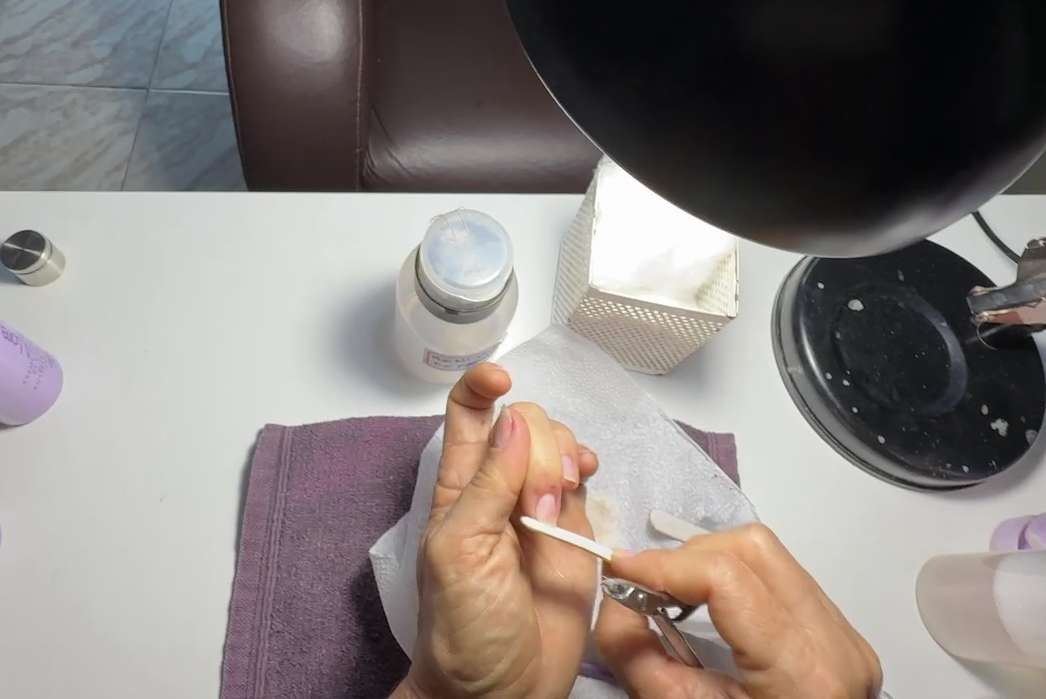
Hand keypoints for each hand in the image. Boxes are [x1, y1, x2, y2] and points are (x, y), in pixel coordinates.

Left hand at [395, 363, 601, 698]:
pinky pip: (581, 472)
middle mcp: (499, 482)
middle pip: (522, 420)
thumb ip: (486, 486)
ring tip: (556, 507)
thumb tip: (511, 417)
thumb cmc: (463, 629)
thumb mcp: (459, 553)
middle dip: (536, 449)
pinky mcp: (571, 523)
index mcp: (461, 483)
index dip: (480, 385)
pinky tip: (585, 475)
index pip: (467, 412)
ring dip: (562, 459)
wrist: (503, 693)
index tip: (500, 378)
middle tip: (536, 509)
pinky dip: (586, 463)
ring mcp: (536, 500)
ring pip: (555, 440)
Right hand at [595, 525, 880, 698]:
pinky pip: (782, 572)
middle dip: (689, 556)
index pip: (726, 579)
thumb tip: (611, 595)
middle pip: (751, 548)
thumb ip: (636, 656)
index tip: (620, 569)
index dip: (665, 565)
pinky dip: (736, 572)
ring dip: (711, 559)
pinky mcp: (842, 630)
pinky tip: (713, 603)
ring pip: (767, 551)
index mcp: (804, 675)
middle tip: (649, 583)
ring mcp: (846, 635)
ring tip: (677, 591)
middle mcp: (836, 644)